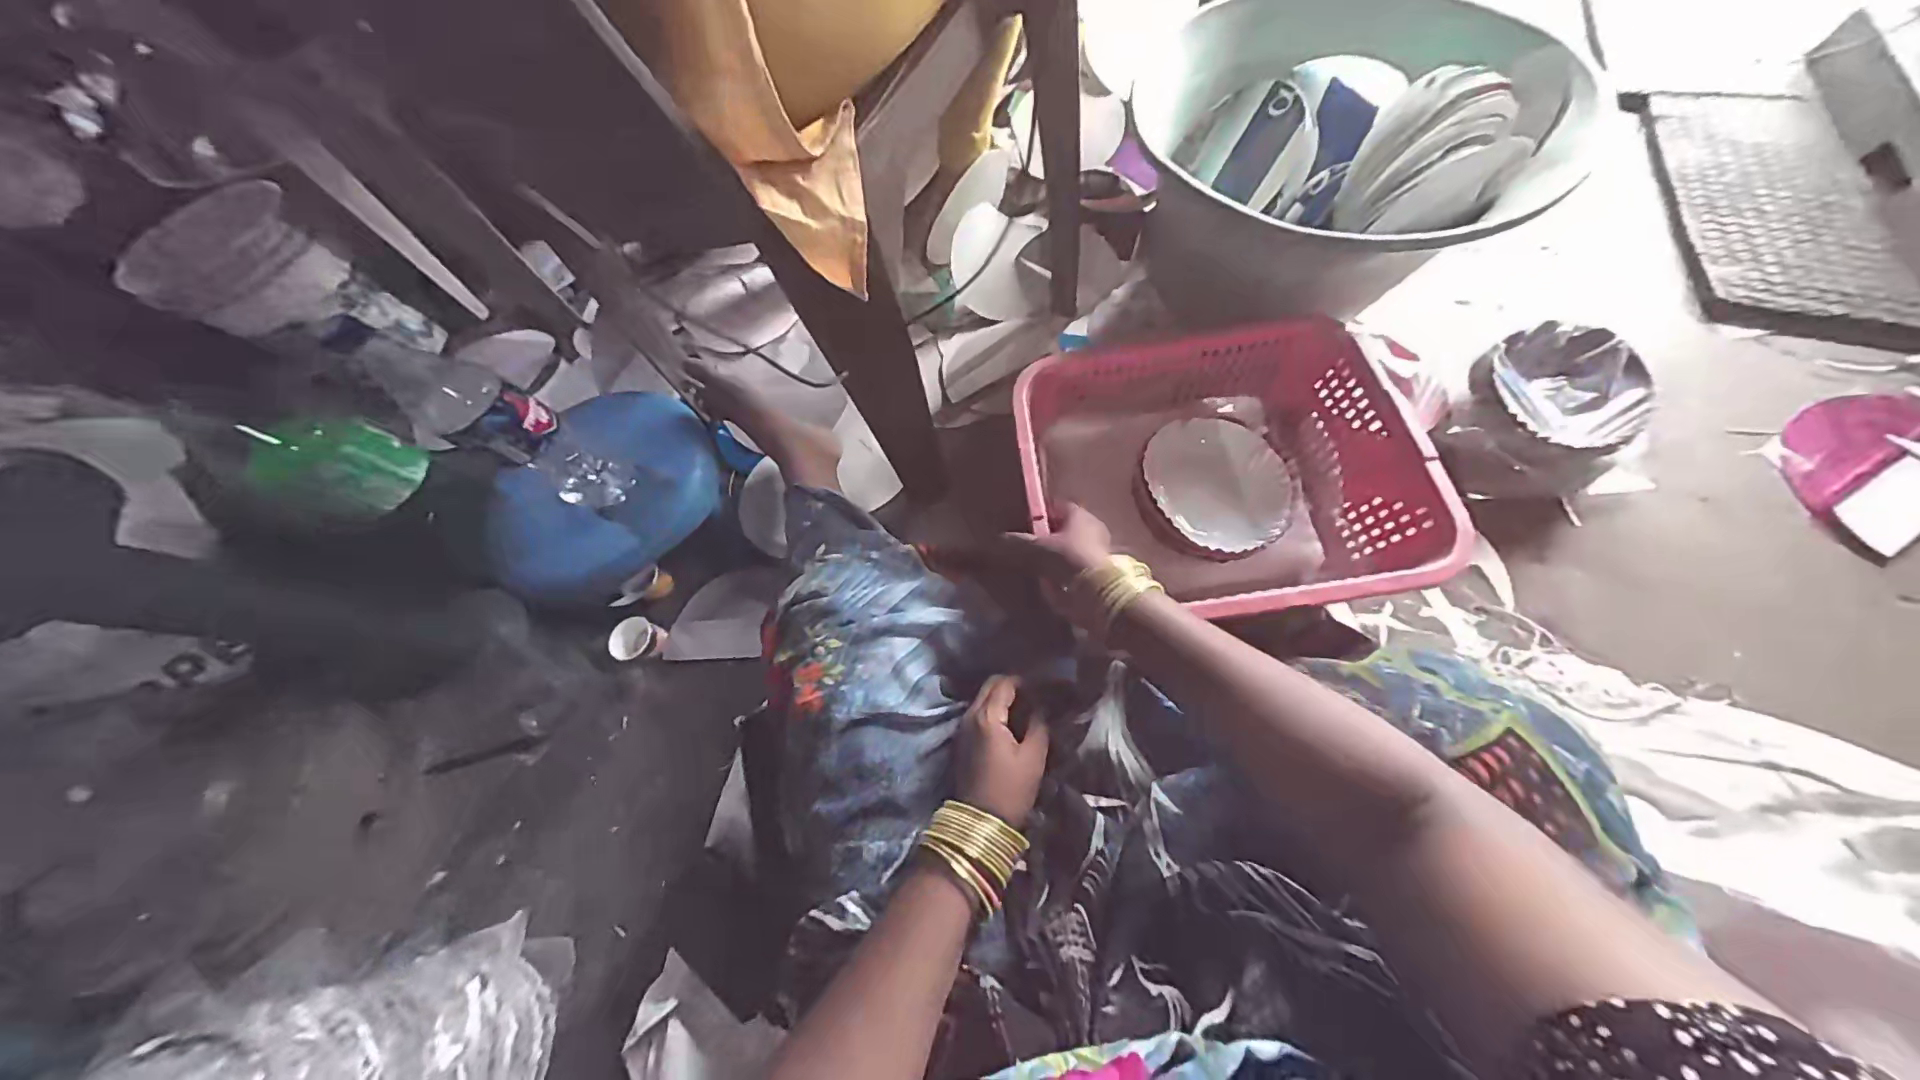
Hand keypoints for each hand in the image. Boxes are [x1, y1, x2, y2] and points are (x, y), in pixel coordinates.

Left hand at [957, 676, 1049, 827]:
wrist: (980, 821)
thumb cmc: (1010, 790)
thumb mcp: (1033, 757)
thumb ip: (1039, 725)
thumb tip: (1041, 706)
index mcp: (987, 716)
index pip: (1005, 683)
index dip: (1026, 681)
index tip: (1044, 687)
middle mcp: (969, 715)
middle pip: (990, 686)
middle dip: (1012, 686)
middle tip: (1035, 696)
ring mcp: (962, 727)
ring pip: (982, 699)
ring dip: (1002, 698)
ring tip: (1026, 709)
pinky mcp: (961, 740)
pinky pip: (977, 713)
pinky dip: (993, 711)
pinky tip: (1011, 723)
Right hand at [964, 502, 1112, 585]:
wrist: (1096, 593)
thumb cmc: (1068, 560)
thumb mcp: (1036, 549)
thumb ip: (1017, 542)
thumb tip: (997, 539)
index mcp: (1080, 514)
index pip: (1055, 506)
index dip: (1037, 513)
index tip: (1022, 523)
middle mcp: (1092, 527)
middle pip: (1062, 528)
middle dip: (1045, 535)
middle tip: (1025, 544)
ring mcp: (1097, 550)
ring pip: (1068, 547)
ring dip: (1053, 555)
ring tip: (1033, 564)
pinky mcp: (1098, 571)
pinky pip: (1073, 566)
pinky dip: (1062, 571)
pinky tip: (1047, 579)